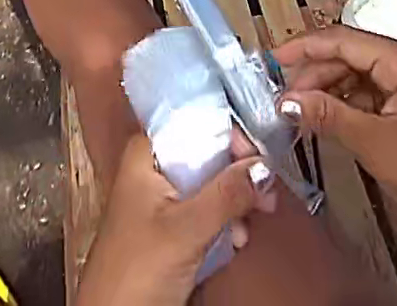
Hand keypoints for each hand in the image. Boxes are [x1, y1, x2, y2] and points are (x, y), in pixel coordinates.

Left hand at [75, 132, 276, 305]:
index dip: (227, 131)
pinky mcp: (169, 228)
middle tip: (264, 188)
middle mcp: (153, 168)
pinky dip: (224, 220)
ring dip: (235, 199)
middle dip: (237, 171)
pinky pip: (205, 210)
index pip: (193, 120)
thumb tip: (264, 166)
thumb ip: (226, 194)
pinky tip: (235, 238)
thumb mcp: (185, 230)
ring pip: (209, 182)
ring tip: (253, 218)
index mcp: (146, 153)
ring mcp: (161, 199)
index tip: (254, 151)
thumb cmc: (132, 275)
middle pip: (205, 151)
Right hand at [274, 26, 396, 297]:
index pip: (348, 39)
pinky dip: (356, 106)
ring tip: (302, 112)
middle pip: (358, 55)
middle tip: (283, 98)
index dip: (307, 47)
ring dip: (335, 91)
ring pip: (369, 76)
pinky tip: (333, 120)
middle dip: (318, 74)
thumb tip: (286, 100)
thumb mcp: (378, 146)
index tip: (272, 60)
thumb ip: (328, 114)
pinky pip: (384, 95)